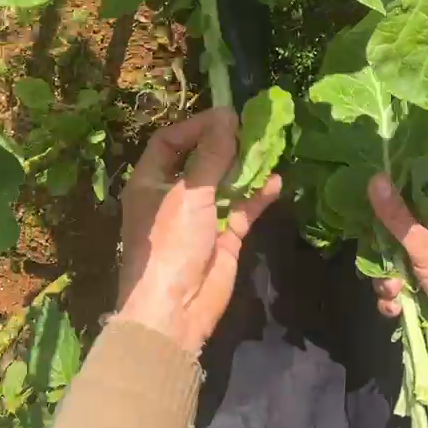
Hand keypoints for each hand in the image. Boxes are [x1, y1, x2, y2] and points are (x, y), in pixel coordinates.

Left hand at [117, 108, 282, 352]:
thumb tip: (227, 116)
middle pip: (202, 159)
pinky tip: (276, 181)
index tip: (226, 117)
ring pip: (226, 182)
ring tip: (270, 148)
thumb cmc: (171, 244)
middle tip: (255, 128)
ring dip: (246, 167)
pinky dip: (258, 195)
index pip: (170, 141)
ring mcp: (201, 216)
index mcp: (151, 182)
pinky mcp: (224, 235)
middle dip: (227, 144)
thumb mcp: (189, 193)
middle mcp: (175, 195)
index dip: (196, 126)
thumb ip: (211, 154)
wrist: (175, 311)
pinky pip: (243, 208)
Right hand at [367, 173, 427, 355]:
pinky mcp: (418, 298)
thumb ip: (398, 216)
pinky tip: (396, 310)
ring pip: (388, 270)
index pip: (404, 208)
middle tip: (380, 266)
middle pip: (390, 242)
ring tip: (394, 294)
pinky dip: (390, 302)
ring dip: (385, 284)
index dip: (384, 211)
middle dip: (380, 258)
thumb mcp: (424, 246)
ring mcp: (423, 274)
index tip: (365, 214)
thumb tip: (375, 176)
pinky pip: (393, 295)